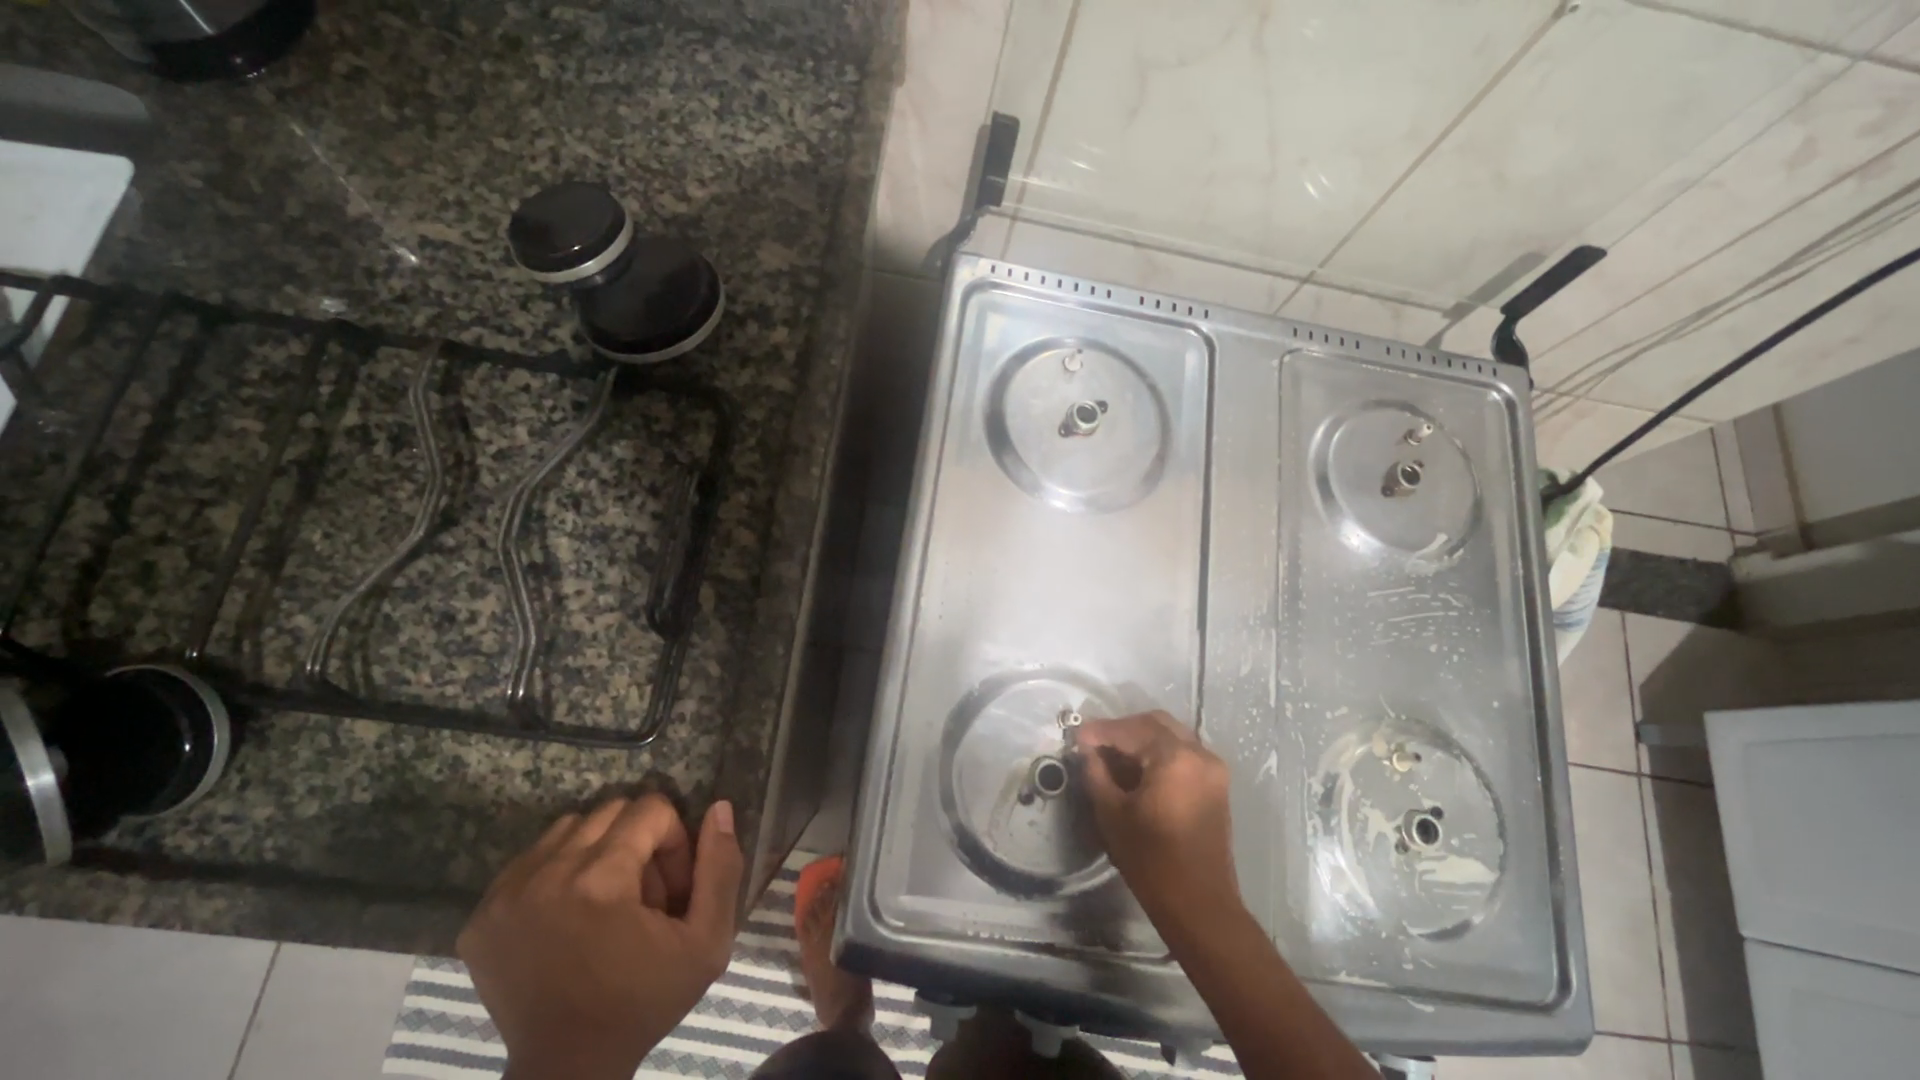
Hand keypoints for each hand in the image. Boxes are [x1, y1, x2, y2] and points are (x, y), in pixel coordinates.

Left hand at [458, 795, 743, 1079]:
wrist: (569, 1066)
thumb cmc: (644, 1003)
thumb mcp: (707, 943)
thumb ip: (720, 869)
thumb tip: (719, 808)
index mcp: (601, 879)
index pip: (650, 810)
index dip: (674, 842)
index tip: (671, 891)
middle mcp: (546, 874)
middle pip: (608, 812)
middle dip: (638, 842)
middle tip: (642, 898)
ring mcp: (505, 894)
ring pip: (567, 829)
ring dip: (597, 852)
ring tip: (605, 905)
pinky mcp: (481, 915)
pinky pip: (529, 860)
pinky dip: (557, 874)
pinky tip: (568, 918)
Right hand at [1074, 711, 1240, 928]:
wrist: (1199, 903)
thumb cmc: (1151, 861)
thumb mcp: (1112, 814)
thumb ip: (1096, 773)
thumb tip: (1087, 749)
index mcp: (1175, 757)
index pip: (1130, 730)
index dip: (1100, 731)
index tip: (1075, 737)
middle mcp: (1199, 753)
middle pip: (1155, 724)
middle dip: (1122, 729)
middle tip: (1094, 744)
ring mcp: (1213, 768)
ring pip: (1171, 736)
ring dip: (1140, 740)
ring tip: (1111, 756)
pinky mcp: (1216, 784)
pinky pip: (1183, 753)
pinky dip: (1158, 753)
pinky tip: (1136, 770)